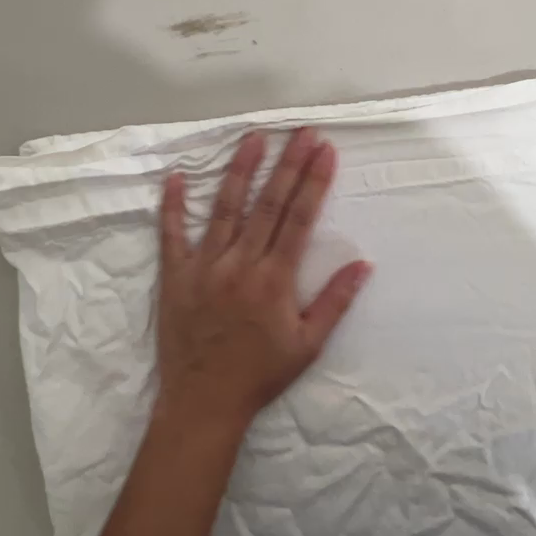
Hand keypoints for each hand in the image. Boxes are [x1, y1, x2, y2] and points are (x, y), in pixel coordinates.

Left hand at [154, 129, 372, 436]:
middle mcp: (241, 264)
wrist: (204, 403)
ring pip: (225, 208)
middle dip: (288, 163)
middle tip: (302, 132)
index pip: (300, 218)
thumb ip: (335, 302)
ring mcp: (205, 267)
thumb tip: (364, 264)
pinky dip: (173, 205)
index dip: (314, 181)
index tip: (325, 150)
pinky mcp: (175, 276)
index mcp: (275, 279)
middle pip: (268, 204)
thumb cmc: (260, 375)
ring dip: (241, 170)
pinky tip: (176, 176)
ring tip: (254, 138)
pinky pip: (171, 235)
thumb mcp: (308, 345)